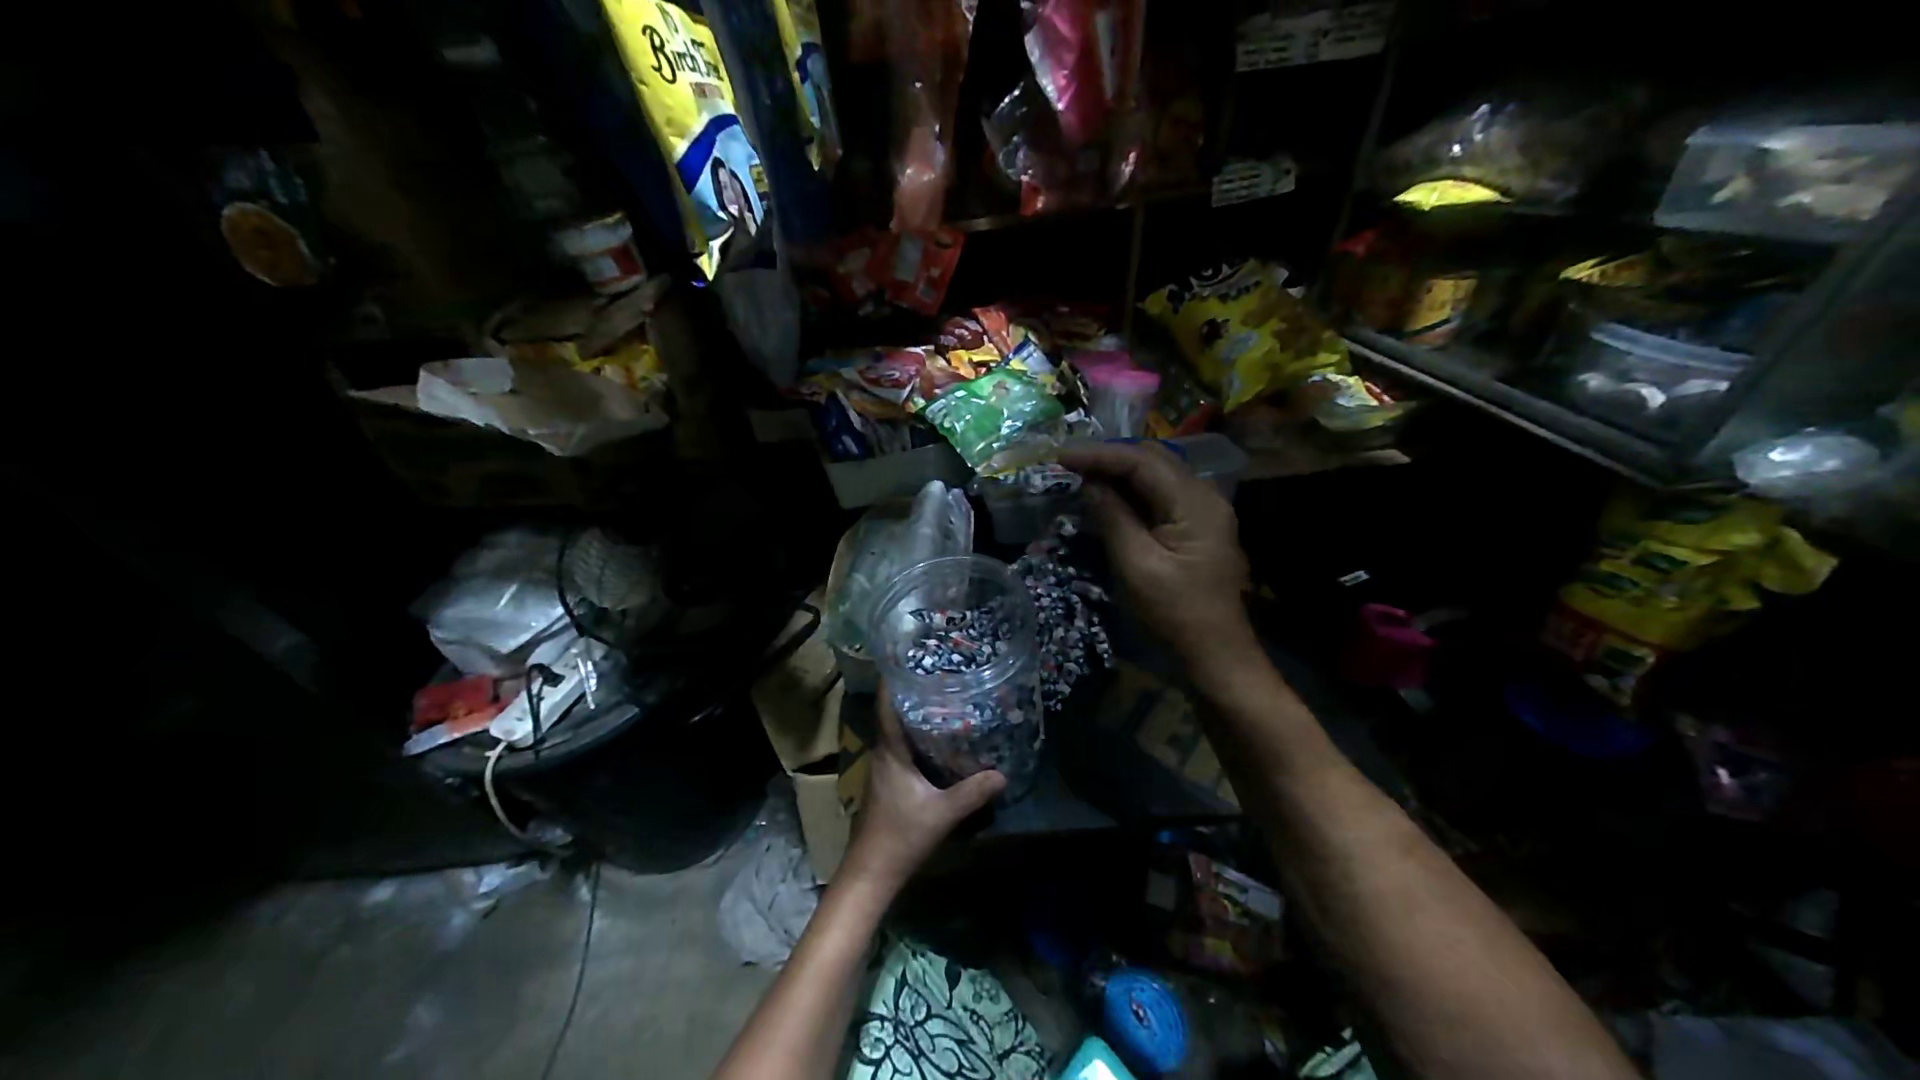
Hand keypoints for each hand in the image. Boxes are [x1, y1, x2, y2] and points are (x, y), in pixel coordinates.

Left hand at [842, 693, 1005, 892]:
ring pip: (899, 731)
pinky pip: (903, 747)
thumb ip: (972, 792)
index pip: (887, 705)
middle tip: (940, 674)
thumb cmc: (900, 835)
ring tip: (945, 698)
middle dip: (912, 692)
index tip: (911, 658)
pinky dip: (918, 736)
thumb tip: (1002, 773)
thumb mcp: (942, 813)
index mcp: (890, 751)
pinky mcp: (890, 781)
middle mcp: (883, 752)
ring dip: (916, 714)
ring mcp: (884, 767)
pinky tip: (940, 739)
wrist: (872, 870)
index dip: (894, 680)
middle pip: (894, 713)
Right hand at [1059, 441, 1251, 659]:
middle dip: (1109, 457)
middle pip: (1153, 459)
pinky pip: (1161, 494)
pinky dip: (1132, 490)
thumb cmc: (1175, 611)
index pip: (1143, 461)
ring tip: (1081, 475)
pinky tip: (1108, 496)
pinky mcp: (1197, 525)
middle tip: (1068, 464)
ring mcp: (1204, 509)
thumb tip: (1089, 484)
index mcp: (1195, 502)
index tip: (1061, 457)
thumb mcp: (1136, 565)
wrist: (1215, 650)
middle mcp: (1205, 495)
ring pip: (1157, 474)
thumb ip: (1112, 518)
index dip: (1100, 455)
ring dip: (1119, 471)